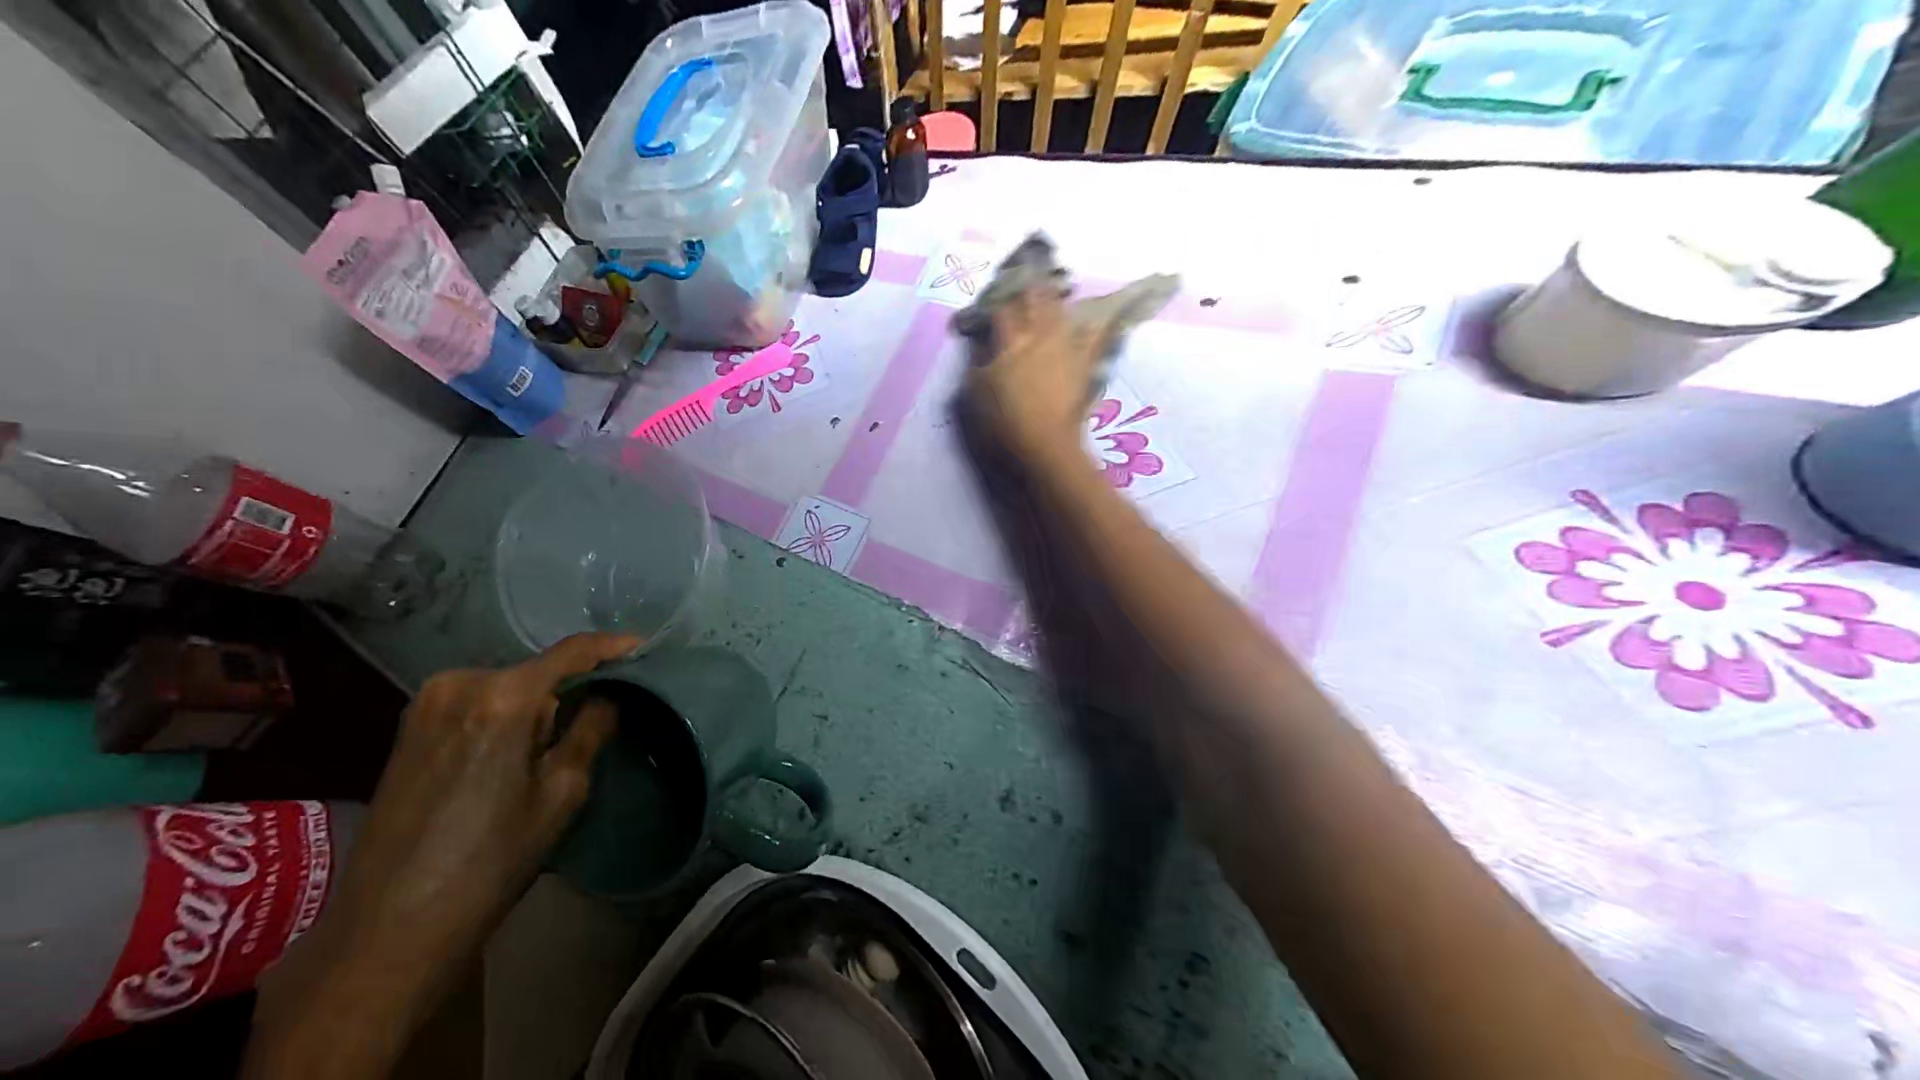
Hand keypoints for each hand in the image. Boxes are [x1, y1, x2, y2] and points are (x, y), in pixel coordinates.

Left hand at [247, 633, 637, 1079]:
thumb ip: (592, 728)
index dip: (613, 646)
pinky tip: (518, 746)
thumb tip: (610, 694)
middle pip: (538, 668)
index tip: (646, 647)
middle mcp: (459, 683)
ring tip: (562, 734)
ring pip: (508, 685)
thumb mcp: (562, 792)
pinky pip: (478, 700)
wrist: (394, 921)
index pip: (573, 651)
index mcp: (502, 696)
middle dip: (573, 683)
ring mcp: (427, 701)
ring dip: (538, 701)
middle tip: (607, 707)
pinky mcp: (409, 725)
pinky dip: (507, 712)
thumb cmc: (492, 857)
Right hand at [963, 286, 1104, 463]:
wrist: (1045, 445)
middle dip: (1027, 285)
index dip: (994, 301)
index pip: (1001, 310)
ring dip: (1053, 296)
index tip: (989, 300)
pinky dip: (1089, 323)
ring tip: (1050, 287)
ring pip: (1060, 309)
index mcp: (1011, 341)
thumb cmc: (1004, 421)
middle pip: (1034, 298)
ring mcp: (1065, 346)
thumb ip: (978, 364)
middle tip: (1023, 275)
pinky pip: (1090, 335)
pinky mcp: (1084, 362)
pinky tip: (1090, 317)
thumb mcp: (974, 393)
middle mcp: (1040, 335)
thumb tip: (983, 347)